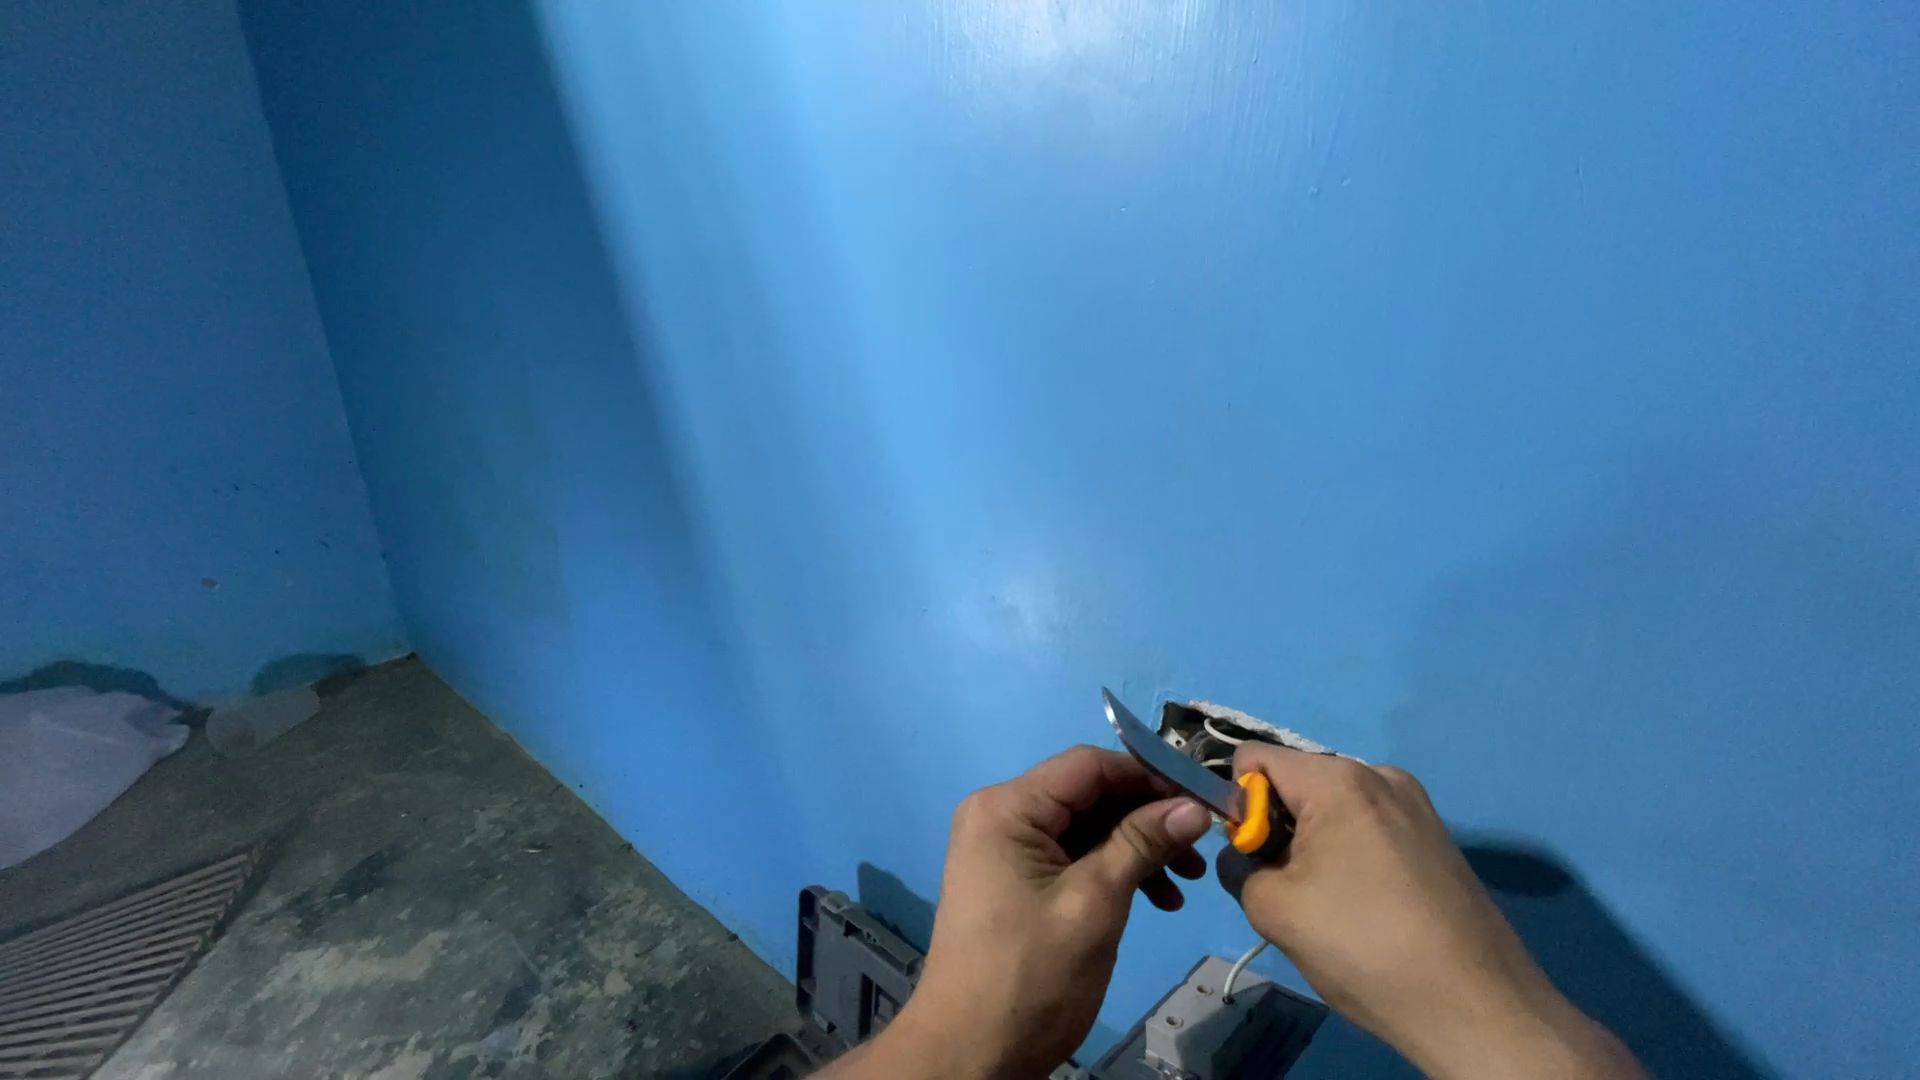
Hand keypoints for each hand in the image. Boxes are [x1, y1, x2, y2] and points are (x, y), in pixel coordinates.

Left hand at [833, 746, 1213, 1079]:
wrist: (969, 1054)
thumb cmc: (1031, 976)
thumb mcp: (1094, 904)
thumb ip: (1141, 844)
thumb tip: (1194, 807)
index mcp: (1007, 806)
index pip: (1087, 765)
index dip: (1147, 775)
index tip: (1200, 799)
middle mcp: (999, 811)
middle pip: (1087, 794)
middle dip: (1145, 817)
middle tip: (1199, 848)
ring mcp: (1003, 844)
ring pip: (1083, 825)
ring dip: (1135, 847)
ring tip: (1184, 883)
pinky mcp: (1013, 875)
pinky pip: (1069, 853)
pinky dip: (1110, 869)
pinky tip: (1154, 899)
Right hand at [1226, 744, 1645, 1079]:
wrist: (1483, 1014)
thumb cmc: (1367, 950)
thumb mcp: (1272, 909)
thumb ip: (1235, 864)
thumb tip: (1243, 854)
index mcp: (1338, 779)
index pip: (1252, 757)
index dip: (1237, 803)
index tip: (1256, 855)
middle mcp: (1379, 774)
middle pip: (1294, 780)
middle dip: (1276, 825)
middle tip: (1291, 885)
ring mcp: (1415, 804)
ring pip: (1329, 804)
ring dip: (1312, 841)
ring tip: (1331, 902)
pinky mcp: (1436, 835)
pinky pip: (1366, 823)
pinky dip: (1348, 852)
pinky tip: (1365, 904)